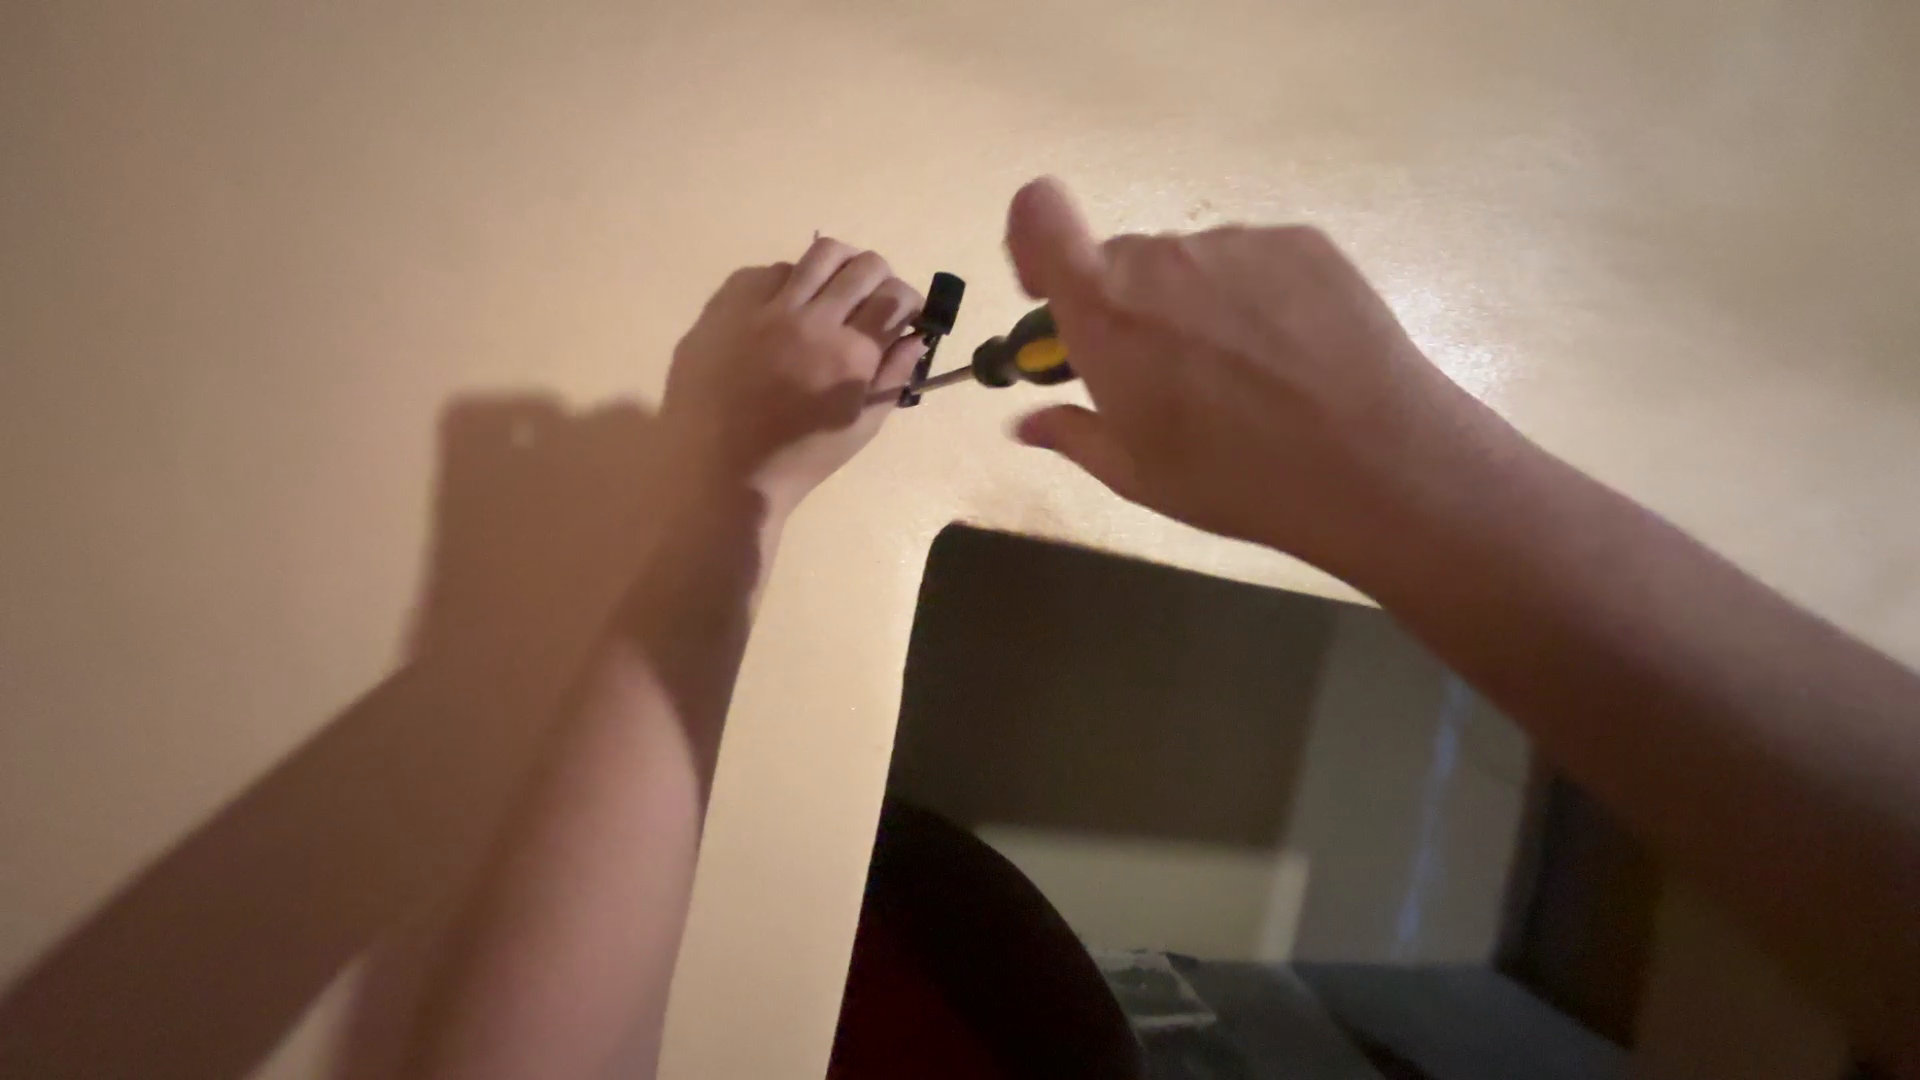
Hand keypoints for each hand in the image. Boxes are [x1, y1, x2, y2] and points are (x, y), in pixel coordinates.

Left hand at [661, 237, 926, 516]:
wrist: (720, 470)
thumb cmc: (797, 459)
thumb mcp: (859, 429)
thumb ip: (892, 378)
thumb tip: (913, 338)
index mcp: (850, 356)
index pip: (894, 298)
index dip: (909, 300)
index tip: (904, 313)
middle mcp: (813, 320)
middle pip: (863, 265)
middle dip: (880, 277)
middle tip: (872, 300)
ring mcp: (766, 308)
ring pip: (817, 254)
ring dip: (837, 268)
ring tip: (830, 292)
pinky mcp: (727, 304)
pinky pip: (767, 271)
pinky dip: (786, 283)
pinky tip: (781, 310)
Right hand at [1004, 177, 1513, 572]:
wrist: (1371, 462)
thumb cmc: (1230, 478)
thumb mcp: (1133, 474)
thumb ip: (1071, 433)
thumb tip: (1028, 422)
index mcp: (1105, 311)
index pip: (1039, 215)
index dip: (1034, 243)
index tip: (1050, 292)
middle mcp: (1162, 258)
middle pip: (1117, 259)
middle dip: (1121, 306)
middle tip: (1161, 373)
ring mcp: (1236, 243)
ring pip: (1185, 264)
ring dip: (1188, 305)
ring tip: (1238, 374)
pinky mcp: (1301, 241)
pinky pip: (1246, 260)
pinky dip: (1246, 297)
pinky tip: (1283, 354)